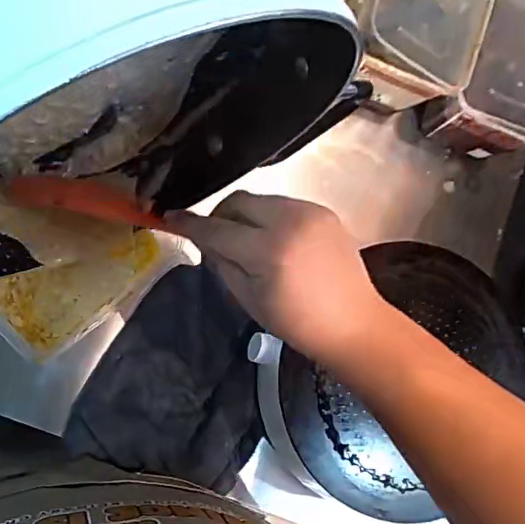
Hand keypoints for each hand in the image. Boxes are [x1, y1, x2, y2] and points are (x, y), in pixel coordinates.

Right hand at [166, 192, 391, 363]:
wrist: (353, 323)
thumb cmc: (297, 322)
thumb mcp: (249, 299)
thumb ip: (223, 264)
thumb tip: (205, 241)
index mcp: (268, 250)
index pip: (218, 229)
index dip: (191, 224)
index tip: (171, 217)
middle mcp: (290, 221)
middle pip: (238, 201)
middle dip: (220, 215)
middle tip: (214, 238)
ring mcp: (310, 212)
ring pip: (260, 200)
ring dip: (244, 215)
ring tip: (245, 242)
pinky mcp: (323, 212)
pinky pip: (283, 205)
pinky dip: (268, 218)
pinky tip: (271, 241)